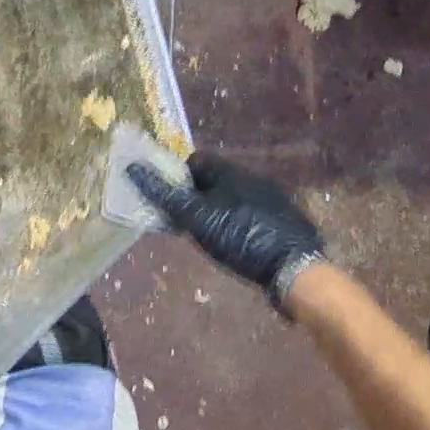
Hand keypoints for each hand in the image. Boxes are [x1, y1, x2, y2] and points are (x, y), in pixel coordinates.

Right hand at [127, 154, 325, 305]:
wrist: (296, 268)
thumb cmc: (239, 237)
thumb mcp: (196, 218)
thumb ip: (165, 195)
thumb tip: (133, 167)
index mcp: (230, 171)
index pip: (196, 161)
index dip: (178, 176)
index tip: (170, 199)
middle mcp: (253, 177)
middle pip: (215, 179)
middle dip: (198, 195)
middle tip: (187, 220)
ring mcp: (273, 199)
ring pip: (235, 197)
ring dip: (220, 209)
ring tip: (211, 236)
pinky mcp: (286, 220)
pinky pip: (254, 213)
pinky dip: (240, 223)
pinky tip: (239, 245)